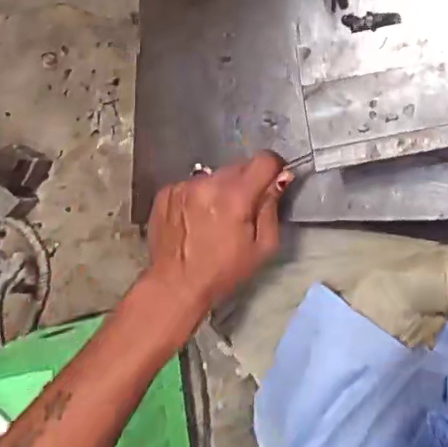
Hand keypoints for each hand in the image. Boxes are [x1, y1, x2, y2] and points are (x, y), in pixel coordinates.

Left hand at [141, 152, 292, 319]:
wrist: (173, 287)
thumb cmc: (223, 272)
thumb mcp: (263, 247)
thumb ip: (272, 208)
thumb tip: (281, 178)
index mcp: (236, 196)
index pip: (264, 160)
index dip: (274, 169)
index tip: (273, 183)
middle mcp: (209, 183)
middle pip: (239, 166)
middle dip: (247, 183)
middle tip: (242, 211)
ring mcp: (184, 186)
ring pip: (215, 176)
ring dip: (221, 189)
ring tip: (215, 218)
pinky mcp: (166, 192)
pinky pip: (193, 185)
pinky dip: (199, 196)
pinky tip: (195, 220)